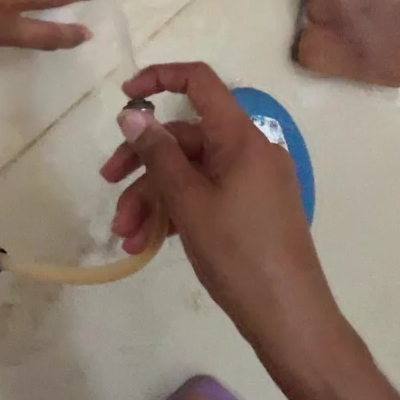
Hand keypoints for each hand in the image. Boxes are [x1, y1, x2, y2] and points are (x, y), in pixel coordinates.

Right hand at [100, 63, 342, 351]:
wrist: (291, 322)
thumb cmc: (239, 253)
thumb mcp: (188, 201)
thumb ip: (157, 152)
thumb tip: (131, 114)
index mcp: (240, 138)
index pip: (200, 82)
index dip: (160, 78)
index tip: (126, 97)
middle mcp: (248, 152)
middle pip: (183, 138)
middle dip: (142, 162)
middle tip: (108, 182)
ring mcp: (250, 183)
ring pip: (187, 172)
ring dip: (151, 198)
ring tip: (125, 233)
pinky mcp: (249, 210)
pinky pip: (203, 195)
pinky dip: (173, 213)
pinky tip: (145, 242)